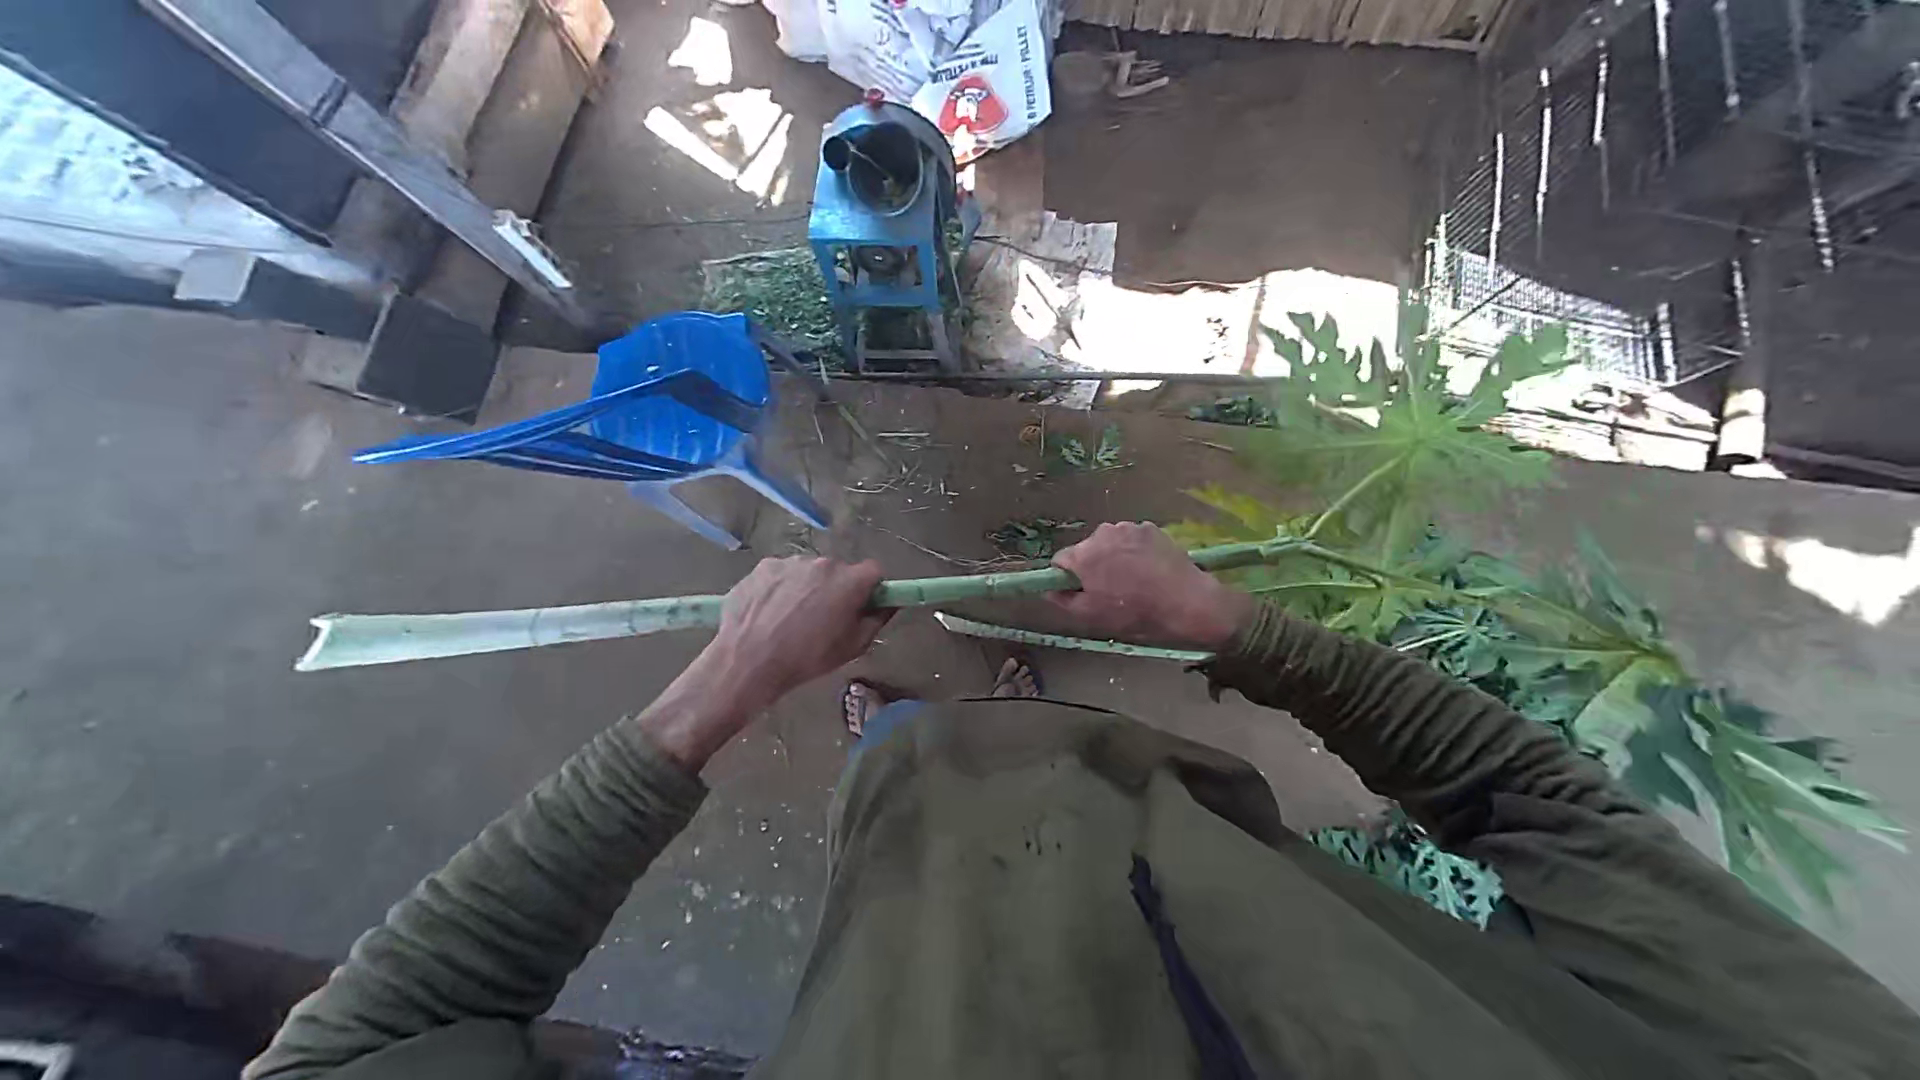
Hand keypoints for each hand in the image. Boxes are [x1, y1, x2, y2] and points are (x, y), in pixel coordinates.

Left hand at [640, 557, 890, 769]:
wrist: (749, 662)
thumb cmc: (808, 658)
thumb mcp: (853, 647)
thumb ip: (877, 619)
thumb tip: (888, 603)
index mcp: (850, 580)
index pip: (874, 571)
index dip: (870, 589)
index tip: (861, 606)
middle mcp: (822, 563)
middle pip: (839, 571)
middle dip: (836, 589)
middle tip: (823, 618)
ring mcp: (790, 562)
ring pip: (808, 572)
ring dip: (807, 587)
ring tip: (791, 618)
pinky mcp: (763, 567)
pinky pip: (781, 574)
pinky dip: (781, 589)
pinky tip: (771, 613)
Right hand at [1049, 522, 1254, 650]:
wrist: (1186, 602)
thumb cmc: (1135, 612)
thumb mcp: (1091, 615)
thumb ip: (1063, 600)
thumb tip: (1049, 589)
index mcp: (1083, 555)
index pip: (1061, 560)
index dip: (1068, 577)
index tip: (1082, 590)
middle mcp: (1102, 533)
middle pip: (1086, 549)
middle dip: (1093, 565)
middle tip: (1112, 588)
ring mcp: (1129, 528)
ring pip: (1110, 542)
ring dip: (1115, 557)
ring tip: (1134, 579)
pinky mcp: (1151, 527)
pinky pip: (1132, 538)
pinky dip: (1135, 551)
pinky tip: (1149, 569)